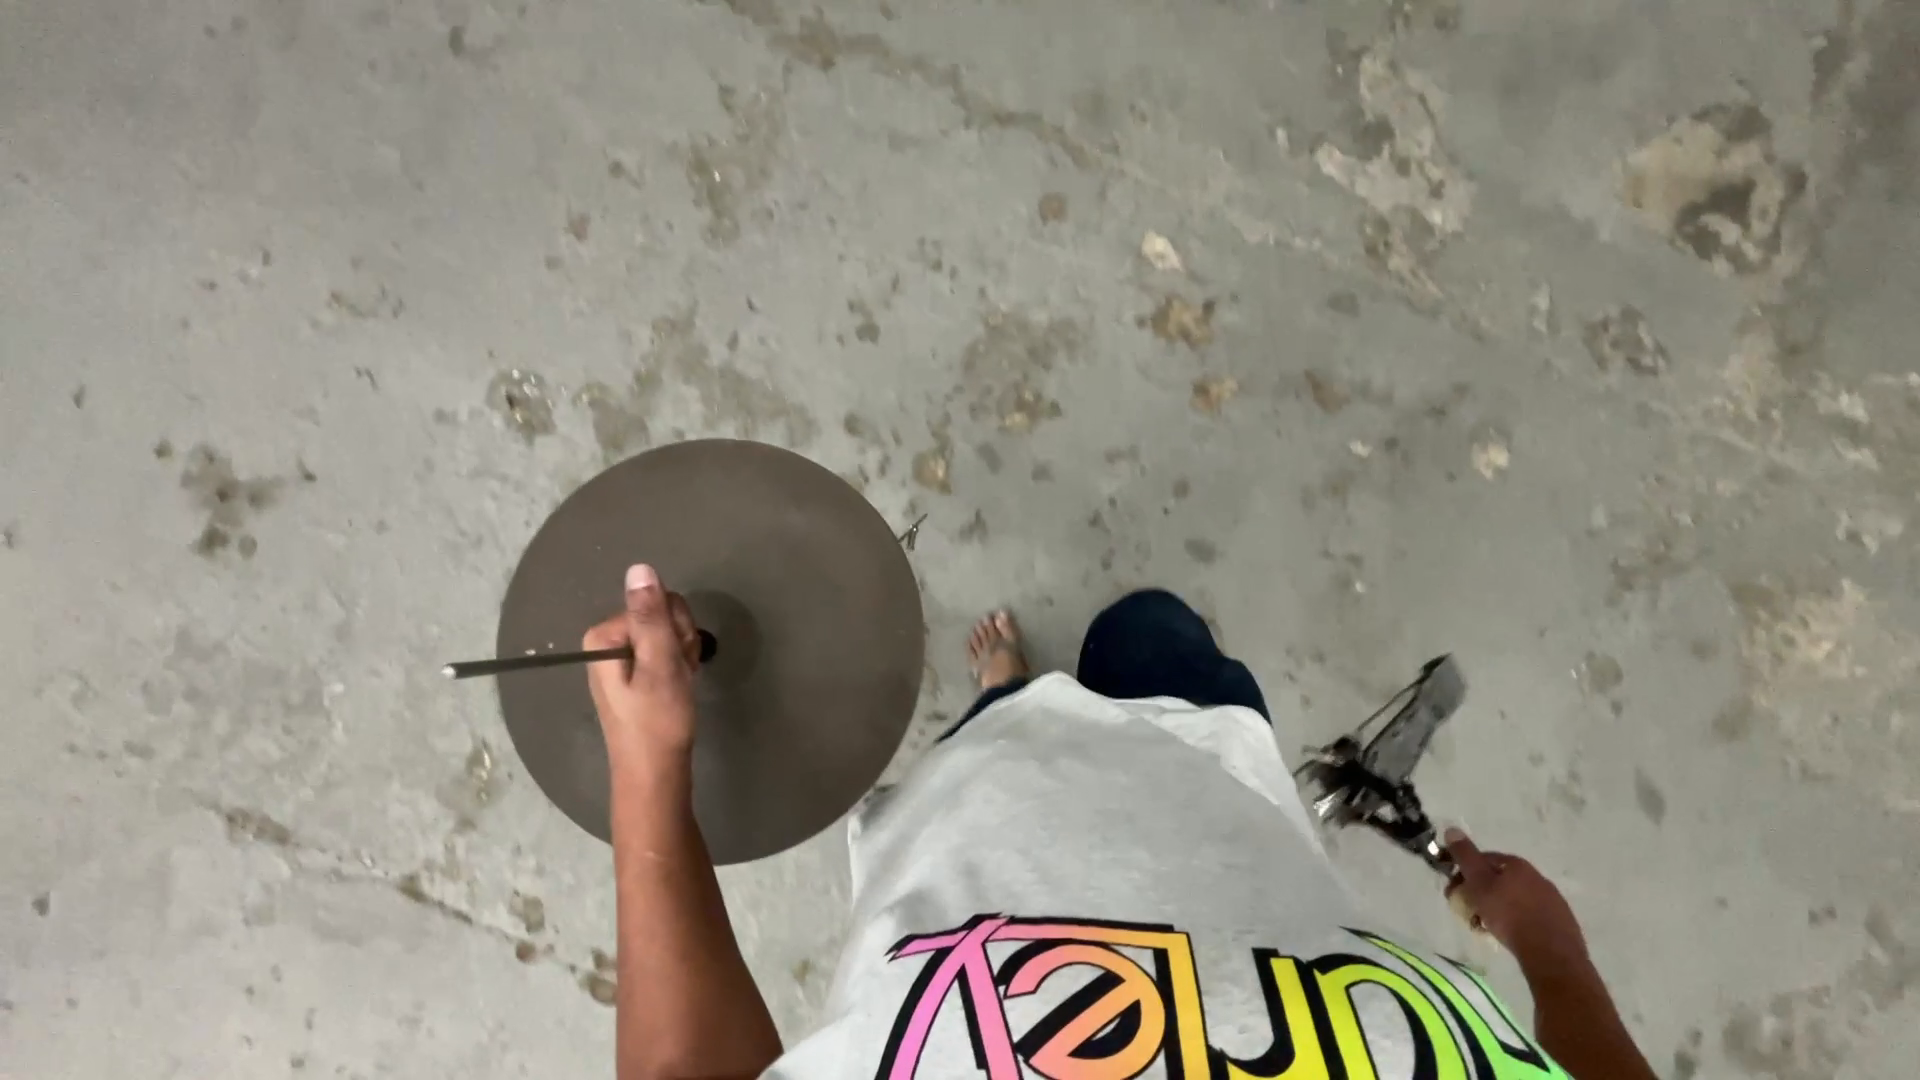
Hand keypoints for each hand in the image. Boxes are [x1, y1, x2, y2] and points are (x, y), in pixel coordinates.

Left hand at [584, 564, 703, 756]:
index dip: (678, 628)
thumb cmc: (658, 720)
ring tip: (680, 682)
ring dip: (684, 653)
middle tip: (680, 673)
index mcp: (604, 635)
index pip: (658, 602)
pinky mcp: (634, 672)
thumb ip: (651, 616)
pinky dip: (680, 664)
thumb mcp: (660, 664)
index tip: (679, 660)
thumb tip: (640, 567)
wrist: (655, 771)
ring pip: (668, 632)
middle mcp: (606, 641)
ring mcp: (620, 657)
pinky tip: (679, 685)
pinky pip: (665, 650)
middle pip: (662, 614)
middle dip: (681, 640)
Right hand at [1443, 828, 1589, 970]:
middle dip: (1481, 891)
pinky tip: (1511, 935)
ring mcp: (1554, 902)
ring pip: (1516, 899)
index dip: (1466, 872)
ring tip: (1487, 925)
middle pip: (1501, 880)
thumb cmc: (1508, 914)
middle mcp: (1539, 878)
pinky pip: (1532, 917)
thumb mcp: (1478, 882)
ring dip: (1499, 907)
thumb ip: (1465, 856)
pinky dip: (1518, 921)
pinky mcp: (1563, 924)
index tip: (1455, 889)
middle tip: (1468, 909)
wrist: (1551, 956)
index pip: (1485, 859)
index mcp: (1518, 865)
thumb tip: (1452, 829)